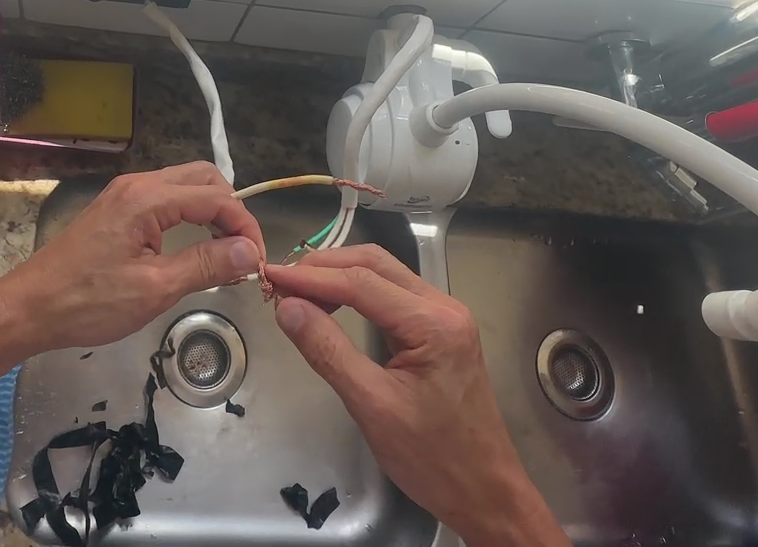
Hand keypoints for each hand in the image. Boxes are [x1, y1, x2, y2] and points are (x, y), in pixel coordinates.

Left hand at [0, 162, 265, 355]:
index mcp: (147, 198)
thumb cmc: (89, 302)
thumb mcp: (154, 288)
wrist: (30, 307)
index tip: (258, 260)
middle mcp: (138, 184)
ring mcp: (125, 193)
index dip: (244, 225)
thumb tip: (250, 252)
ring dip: (212, 210)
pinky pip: (166, 197)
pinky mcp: (117, 208)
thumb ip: (206, 264)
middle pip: (203, 178)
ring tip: (226, 250)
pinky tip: (195, 244)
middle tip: (244, 251)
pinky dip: (190, 214)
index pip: (215, 197)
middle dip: (231, 210)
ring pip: (185, 185)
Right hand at [269, 245, 568, 546]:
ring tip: (298, 292)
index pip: (361, 283)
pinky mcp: (438, 327)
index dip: (310, 277)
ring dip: (338, 275)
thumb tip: (287, 307)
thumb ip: (327, 351)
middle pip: (373, 263)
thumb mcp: (372, 407)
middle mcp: (443, 306)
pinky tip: (330, 304)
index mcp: (433, 323)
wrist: (487, 494)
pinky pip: (390, 292)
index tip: (270, 276)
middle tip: (281, 282)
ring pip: (382, 272)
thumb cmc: (434, 460)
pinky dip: (355, 290)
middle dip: (323, 267)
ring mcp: (444, 314)